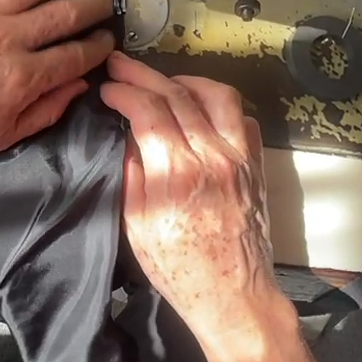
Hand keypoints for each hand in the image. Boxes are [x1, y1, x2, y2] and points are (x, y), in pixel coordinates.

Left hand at [0, 0, 115, 167]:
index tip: (108, 40)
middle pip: (65, 11)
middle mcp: (9, 37)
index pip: (76, 54)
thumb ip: (46, 111)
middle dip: (92, 5)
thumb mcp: (2, 137)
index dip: (99, 45)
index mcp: (24, 77)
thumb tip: (79, 84)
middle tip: (104, 3)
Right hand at [99, 53, 285, 341]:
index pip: (147, 109)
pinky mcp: (255, 165)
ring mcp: (239, 157)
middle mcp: (212, 155)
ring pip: (217, 95)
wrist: (232, 295)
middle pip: (177, 94)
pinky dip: (218, 105)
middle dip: (144, 74)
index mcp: (176, 171)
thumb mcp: (136, 224)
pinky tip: (199, 109)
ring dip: (185, 80)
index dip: (123, 91)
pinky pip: (241, 118)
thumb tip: (127, 134)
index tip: (107, 89)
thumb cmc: (177, 268)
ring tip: (163, 81)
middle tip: (120, 65)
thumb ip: (132, 173)